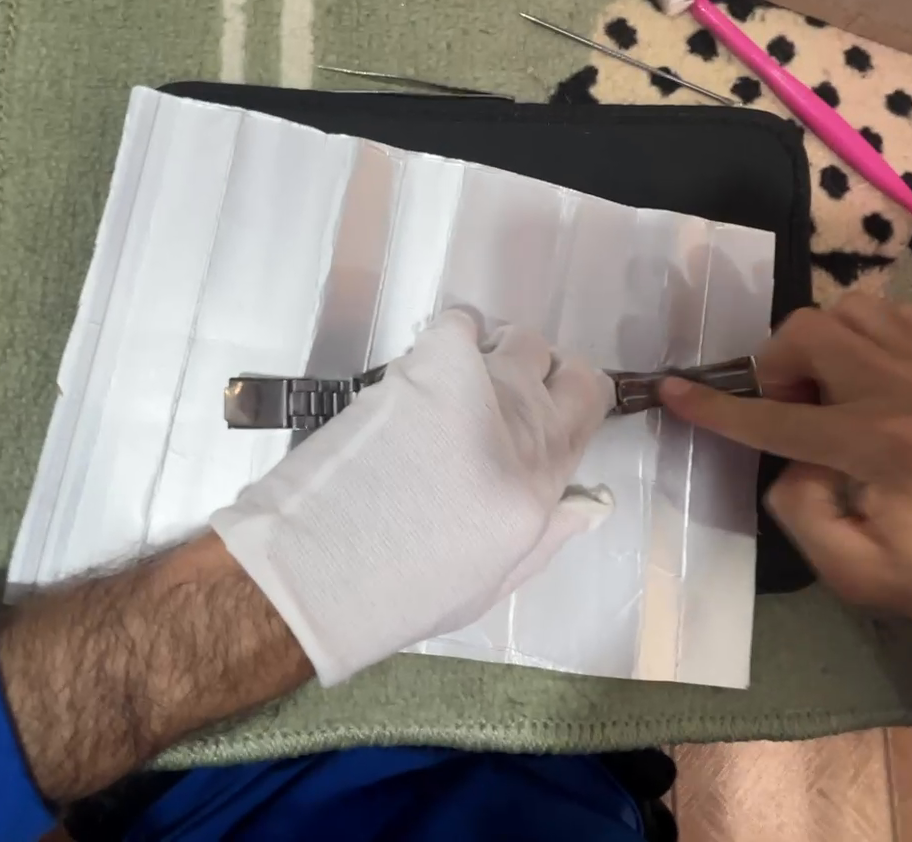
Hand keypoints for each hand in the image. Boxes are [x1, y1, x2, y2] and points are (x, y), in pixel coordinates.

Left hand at [212, 309, 613, 684]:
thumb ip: (550, 535)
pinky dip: (456, 334)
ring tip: (463, 381)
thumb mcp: (494, 583)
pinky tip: (433, 359)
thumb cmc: (405, 588)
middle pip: (567, 370)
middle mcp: (525, 430)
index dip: (574, 402)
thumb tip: (590, 500)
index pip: (590, 410)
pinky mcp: (433, 365)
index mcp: (542, 485)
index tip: (551, 406)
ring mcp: (482, 392)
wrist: (322, 564)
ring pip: (521, 340)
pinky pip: (462, 323)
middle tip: (507, 394)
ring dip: (503, 355)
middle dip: (547, 375)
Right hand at [660, 295, 911, 744]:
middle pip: (807, 332)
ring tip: (825, 393)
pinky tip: (864, 376)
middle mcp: (906, 393)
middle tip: (788, 414)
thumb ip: (798, 510)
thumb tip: (790, 461)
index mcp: (879, 448)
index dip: (713, 408)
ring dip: (817, 345)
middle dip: (774, 369)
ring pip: (849, 310)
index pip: (772, 419)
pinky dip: (863, 333)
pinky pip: (895, 315)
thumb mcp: (855, 574)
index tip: (670, 389)